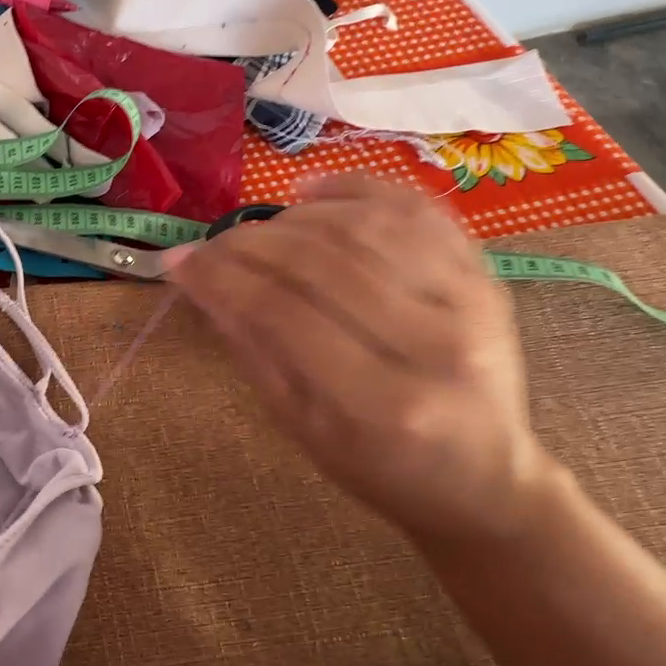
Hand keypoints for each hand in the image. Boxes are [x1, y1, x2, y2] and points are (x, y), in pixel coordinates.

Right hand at [171, 175, 559, 545]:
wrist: (482, 477)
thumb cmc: (377, 466)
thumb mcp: (298, 425)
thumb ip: (249, 346)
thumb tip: (195, 277)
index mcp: (381, 404)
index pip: (281, 313)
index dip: (220, 277)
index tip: (180, 261)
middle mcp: (433, 345)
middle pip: (320, 261)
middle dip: (247, 243)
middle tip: (210, 244)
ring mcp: (469, 302)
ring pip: (361, 226)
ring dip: (292, 216)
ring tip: (257, 230)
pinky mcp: (485, 274)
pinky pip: (411, 208)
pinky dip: (352, 188)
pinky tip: (308, 193)